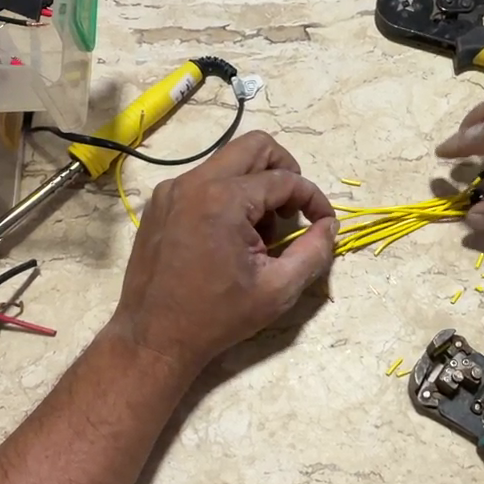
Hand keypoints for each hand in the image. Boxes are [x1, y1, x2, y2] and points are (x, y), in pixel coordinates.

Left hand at [106, 131, 336, 372]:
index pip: (284, 179)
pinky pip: (205, 182)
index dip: (313, 198)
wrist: (154, 337)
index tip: (324, 222)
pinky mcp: (160, 204)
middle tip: (293, 211)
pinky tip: (230, 238)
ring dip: (256, 187)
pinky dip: (228, 197)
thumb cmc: (217, 317)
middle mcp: (194, 182)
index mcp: (223, 200)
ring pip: (229, 162)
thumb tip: (329, 226)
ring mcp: (171, 190)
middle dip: (285, 173)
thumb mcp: (278, 290)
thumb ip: (314, 252)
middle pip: (255, 146)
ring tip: (259, 235)